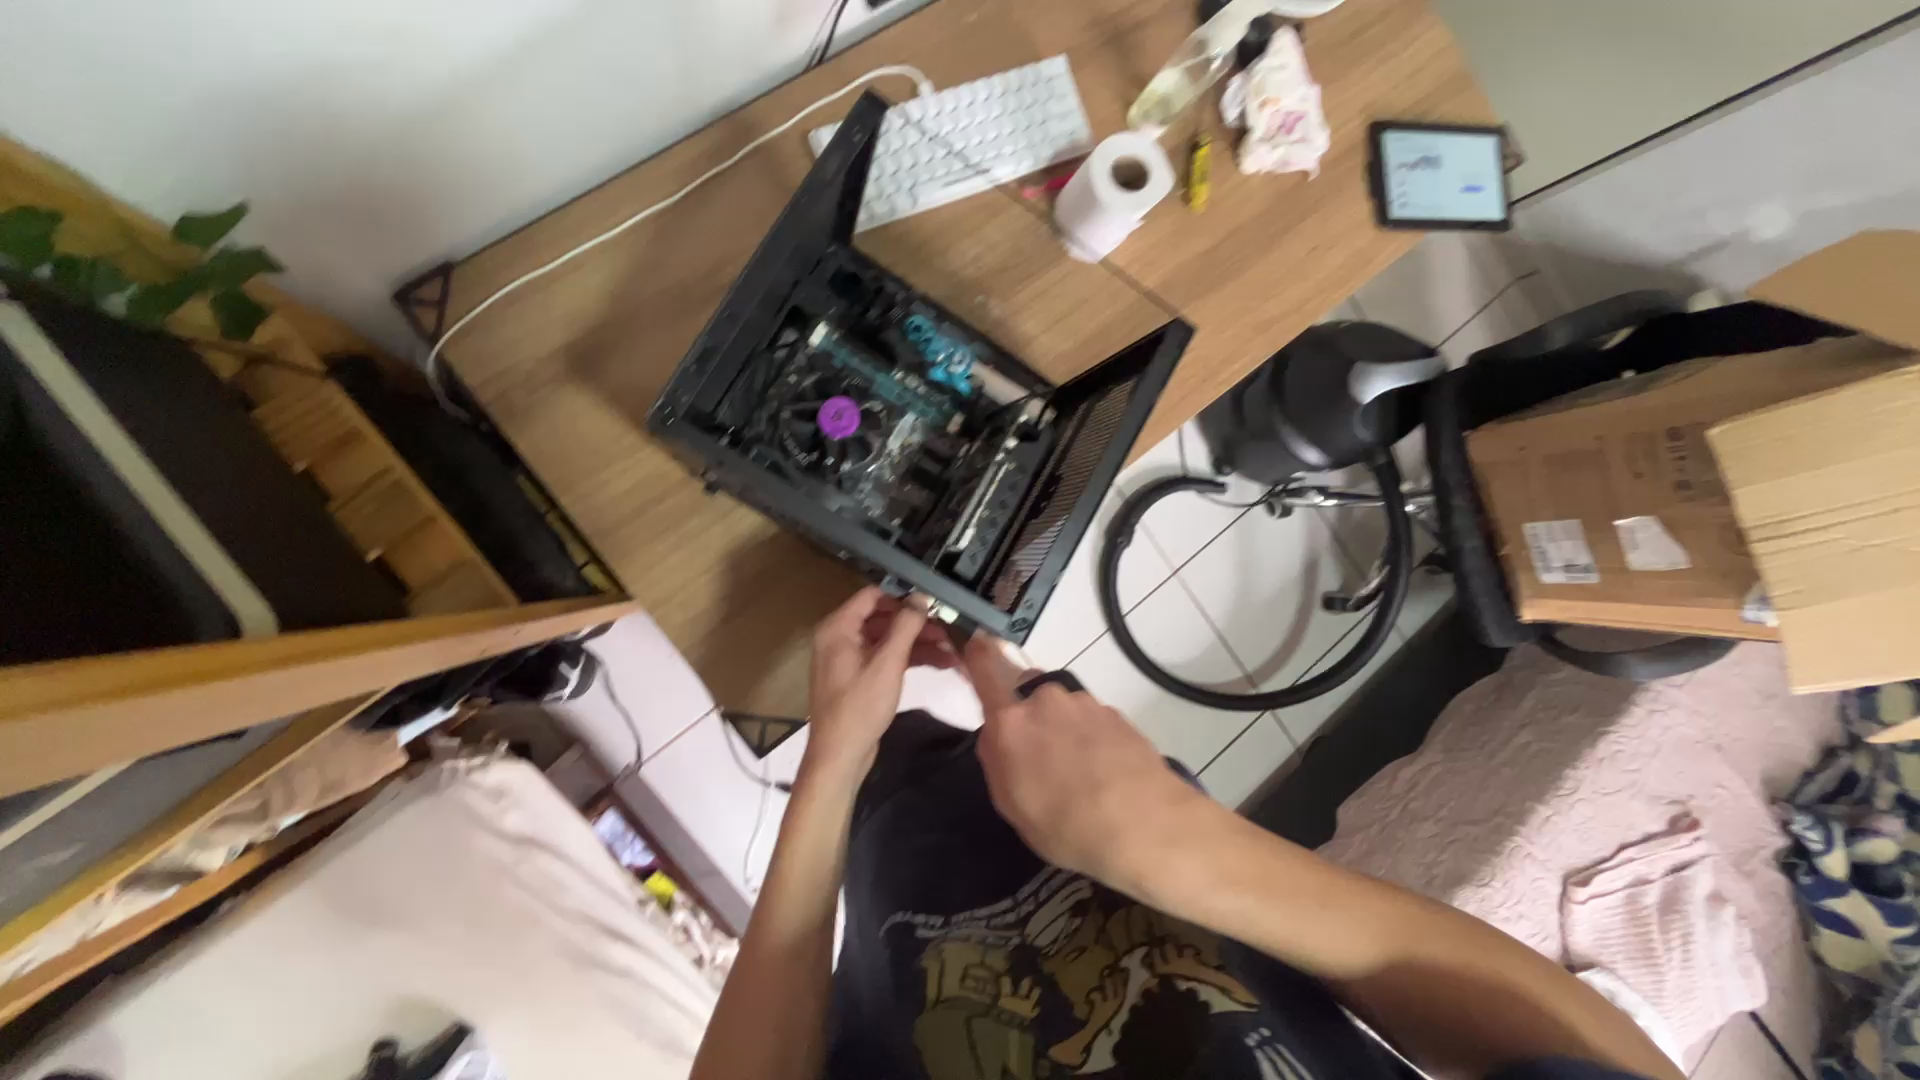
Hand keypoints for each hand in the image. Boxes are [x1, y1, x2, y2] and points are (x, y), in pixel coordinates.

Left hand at [805, 588, 951, 777]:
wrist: (841, 755)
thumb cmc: (860, 707)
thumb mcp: (887, 663)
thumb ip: (905, 626)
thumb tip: (921, 597)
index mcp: (838, 628)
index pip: (873, 595)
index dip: (903, 595)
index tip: (933, 600)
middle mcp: (840, 637)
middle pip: (884, 617)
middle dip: (917, 623)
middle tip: (948, 629)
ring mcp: (850, 658)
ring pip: (888, 639)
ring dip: (918, 643)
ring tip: (951, 650)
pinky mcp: (860, 676)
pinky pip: (886, 657)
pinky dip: (909, 658)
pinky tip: (939, 663)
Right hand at [961, 637, 1220, 891]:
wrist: (1145, 825)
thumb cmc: (1065, 825)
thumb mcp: (1011, 805)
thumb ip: (996, 760)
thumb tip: (997, 735)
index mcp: (1010, 720)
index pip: (984, 666)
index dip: (977, 654)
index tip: (975, 647)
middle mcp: (1045, 699)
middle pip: (1027, 694)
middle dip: (1029, 717)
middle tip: (1041, 758)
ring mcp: (1085, 703)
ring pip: (1062, 708)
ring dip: (1063, 730)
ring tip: (1080, 774)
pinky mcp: (1117, 713)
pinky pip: (1091, 720)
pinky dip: (1092, 739)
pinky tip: (1105, 774)